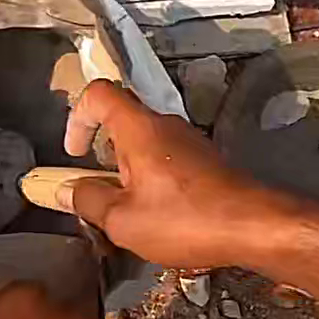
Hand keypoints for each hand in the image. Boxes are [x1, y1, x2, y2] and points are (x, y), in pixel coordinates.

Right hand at [61, 80, 294, 267]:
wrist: (254, 225)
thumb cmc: (186, 219)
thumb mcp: (124, 219)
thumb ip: (88, 201)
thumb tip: (65, 191)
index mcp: (141, 129)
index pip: (99, 94)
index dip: (77, 117)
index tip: (75, 154)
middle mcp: (166, 125)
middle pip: (122, 123)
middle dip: (103, 158)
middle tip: (104, 197)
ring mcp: (190, 141)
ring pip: (146, 145)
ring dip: (129, 174)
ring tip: (133, 214)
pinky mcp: (206, 160)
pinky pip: (167, 160)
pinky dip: (153, 181)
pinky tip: (161, 216)